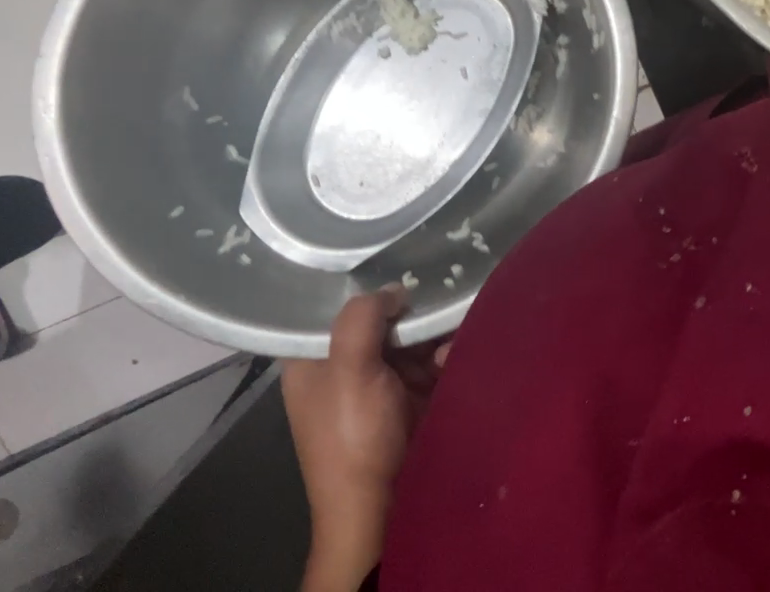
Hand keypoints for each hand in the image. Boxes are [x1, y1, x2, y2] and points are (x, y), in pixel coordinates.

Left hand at [282, 289, 449, 591]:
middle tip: (439, 299)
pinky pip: (436, 356)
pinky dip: (448, 353)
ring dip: (437, 333)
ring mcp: (383, 380)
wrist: (385, 504)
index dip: (366, 286)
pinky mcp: (416, 392)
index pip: (336, 305)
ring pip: (415, 334)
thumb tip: (394, 289)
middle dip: (413, 310)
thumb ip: (362, 319)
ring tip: (451, 338)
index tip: (399, 265)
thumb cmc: (353, 437)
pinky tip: (455, 358)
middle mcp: (347, 364)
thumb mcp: (347, 371)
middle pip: (383, 316)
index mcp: (314, 359)